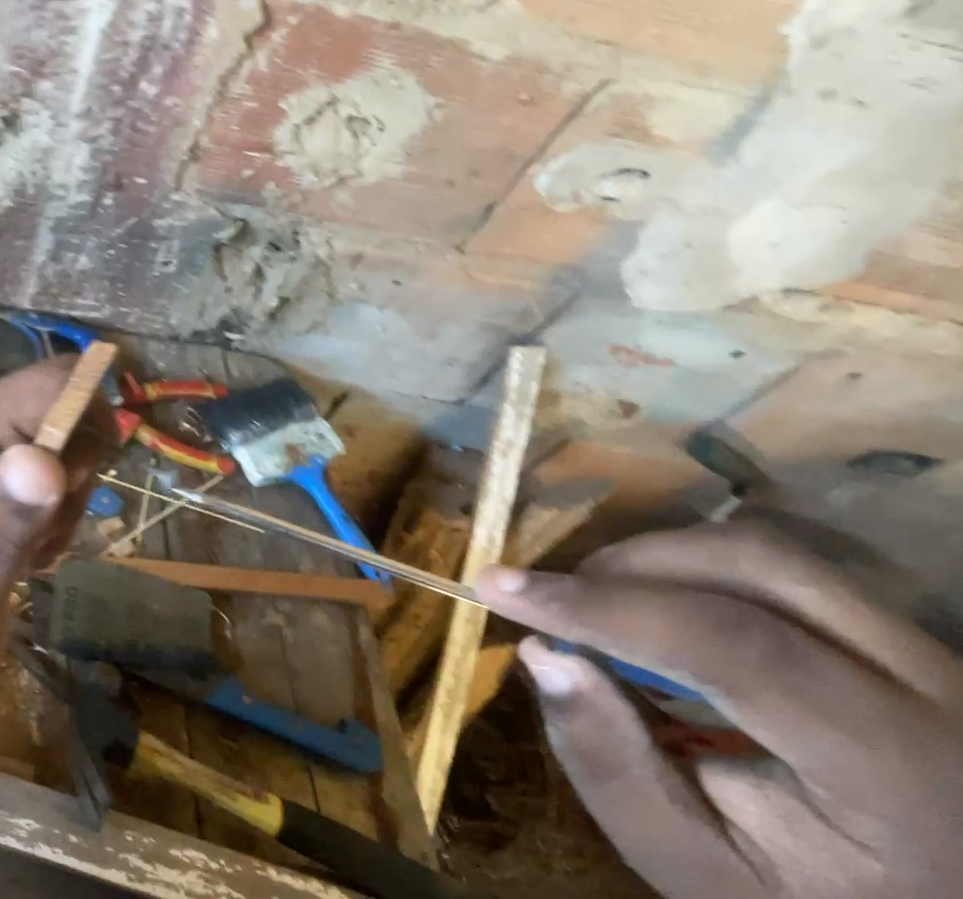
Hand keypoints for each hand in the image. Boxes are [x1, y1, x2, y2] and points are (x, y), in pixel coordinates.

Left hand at [0, 358, 106, 730]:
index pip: (49, 383)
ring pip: (64, 440)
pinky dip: (56, 510)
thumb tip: (47, 460)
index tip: (73, 495)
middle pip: (63, 405)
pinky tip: (28, 553)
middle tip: (49, 532)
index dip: (85, 425)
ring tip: (33, 553)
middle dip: (79, 467)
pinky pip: (51, 470)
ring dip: (68, 497)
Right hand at [477, 523, 962, 898]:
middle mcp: (938, 687)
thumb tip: (541, 652)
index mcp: (892, 766)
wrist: (923, 897)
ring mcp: (931, 649)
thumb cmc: (799, 894)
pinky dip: (693, 570)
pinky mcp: (904, 633)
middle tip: (551, 600)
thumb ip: (615, 770)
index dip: (603, 606)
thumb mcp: (696, 868)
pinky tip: (658, 612)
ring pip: (768, 550)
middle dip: (626, 566)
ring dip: (656, 560)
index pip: (730, 645)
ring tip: (600, 608)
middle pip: (756, 565)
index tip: (496, 587)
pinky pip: (782, 567)